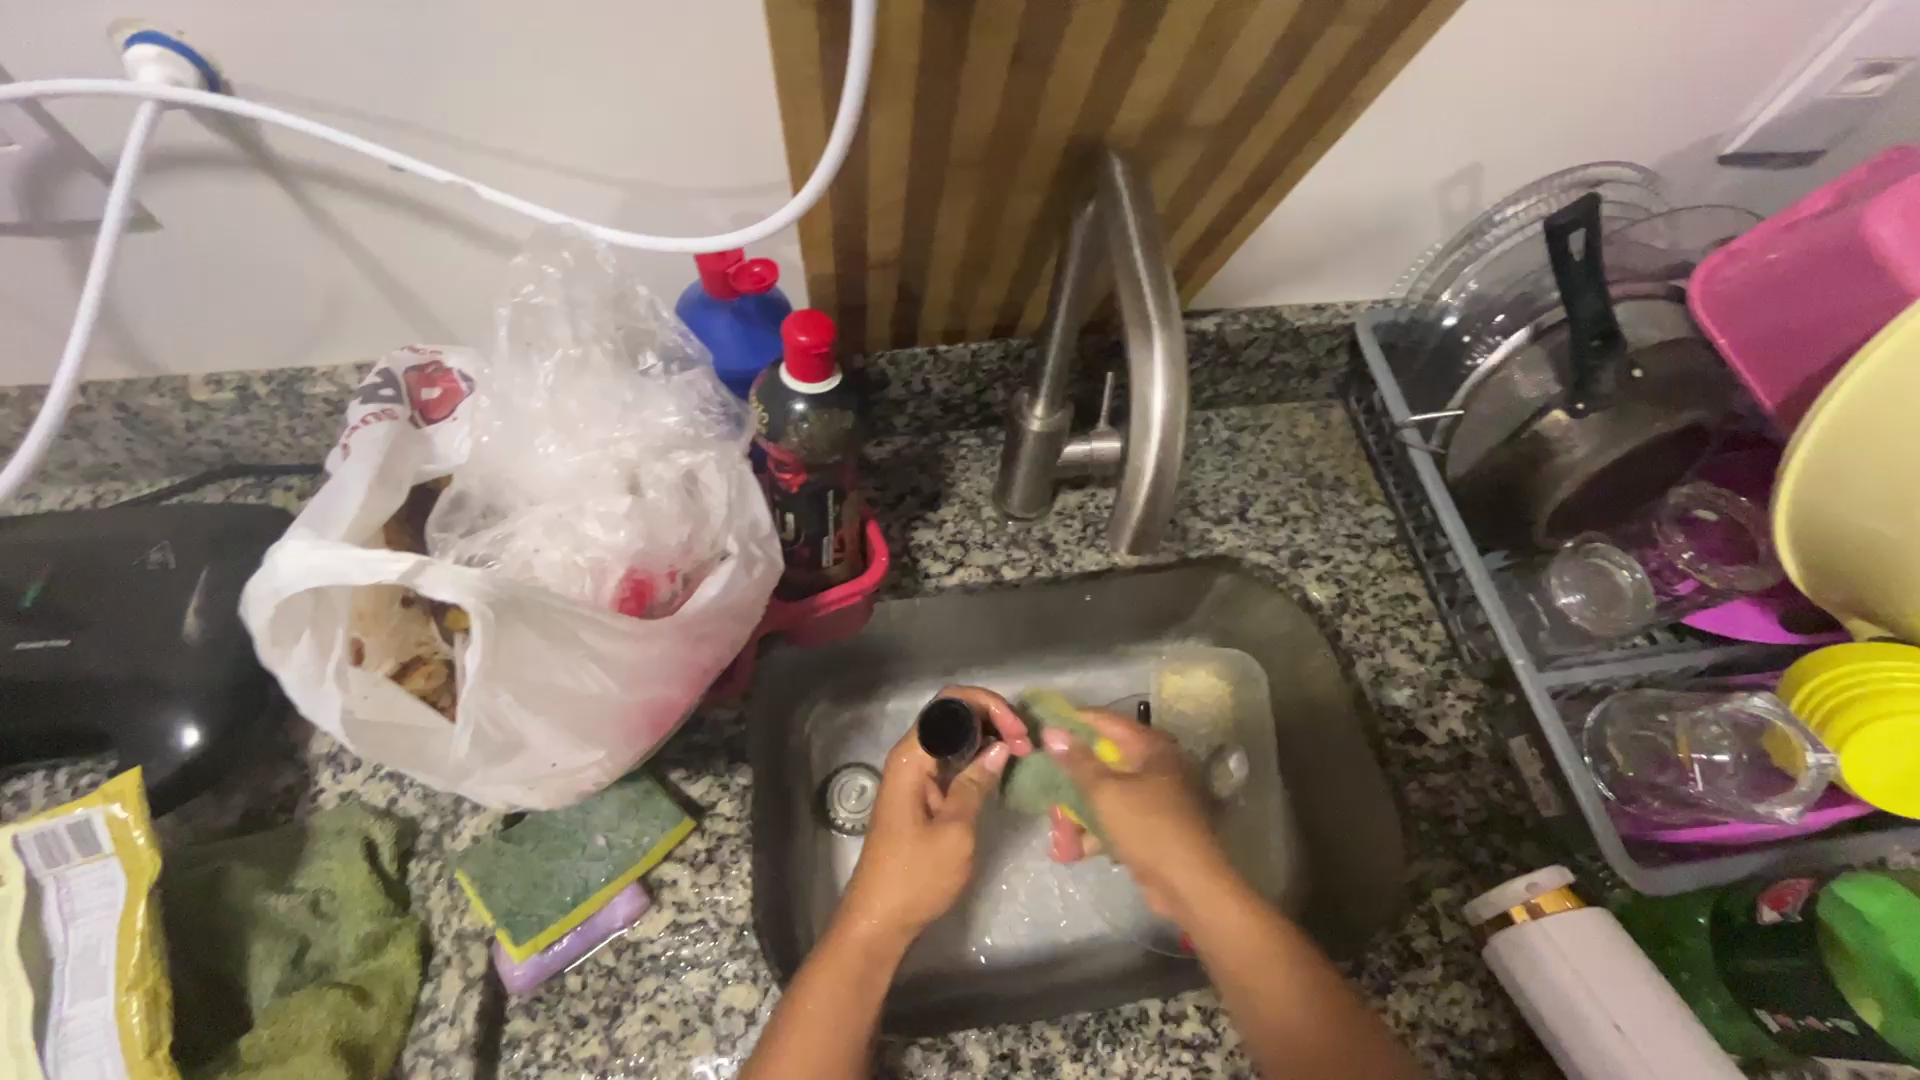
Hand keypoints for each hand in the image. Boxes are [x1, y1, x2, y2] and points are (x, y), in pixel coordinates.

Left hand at [835, 687, 1029, 941]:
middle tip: (1026, 743)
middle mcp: (910, 756)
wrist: (880, 919)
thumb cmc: (916, 878)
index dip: (989, 706)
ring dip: (987, 735)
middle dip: (992, 717)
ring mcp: (915, 774)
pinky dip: (977, 755)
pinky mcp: (922, 792)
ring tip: (1021, 751)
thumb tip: (1001, 747)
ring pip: (954, 735)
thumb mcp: (956, 831)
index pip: (950, 703)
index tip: (1019, 734)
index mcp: (911, 757)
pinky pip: (951, 758)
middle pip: (952, 713)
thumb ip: (976, 783)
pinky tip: (1001, 767)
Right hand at [1042, 707, 1234, 922]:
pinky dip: (1096, 831)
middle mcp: (1155, 766)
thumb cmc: (1148, 827)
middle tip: (1046, 790)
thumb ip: (1077, 761)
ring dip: (1079, 814)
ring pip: (1106, 794)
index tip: (1044, 727)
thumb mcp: (1106, 792)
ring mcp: (1154, 798)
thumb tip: (1051, 731)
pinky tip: (1073, 850)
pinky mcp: (1150, 827)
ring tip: (1058, 836)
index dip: (1073, 721)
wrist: (1190, 887)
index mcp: (1150, 747)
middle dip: (1071, 781)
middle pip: (1102, 762)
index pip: (1105, 721)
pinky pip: (1116, 819)